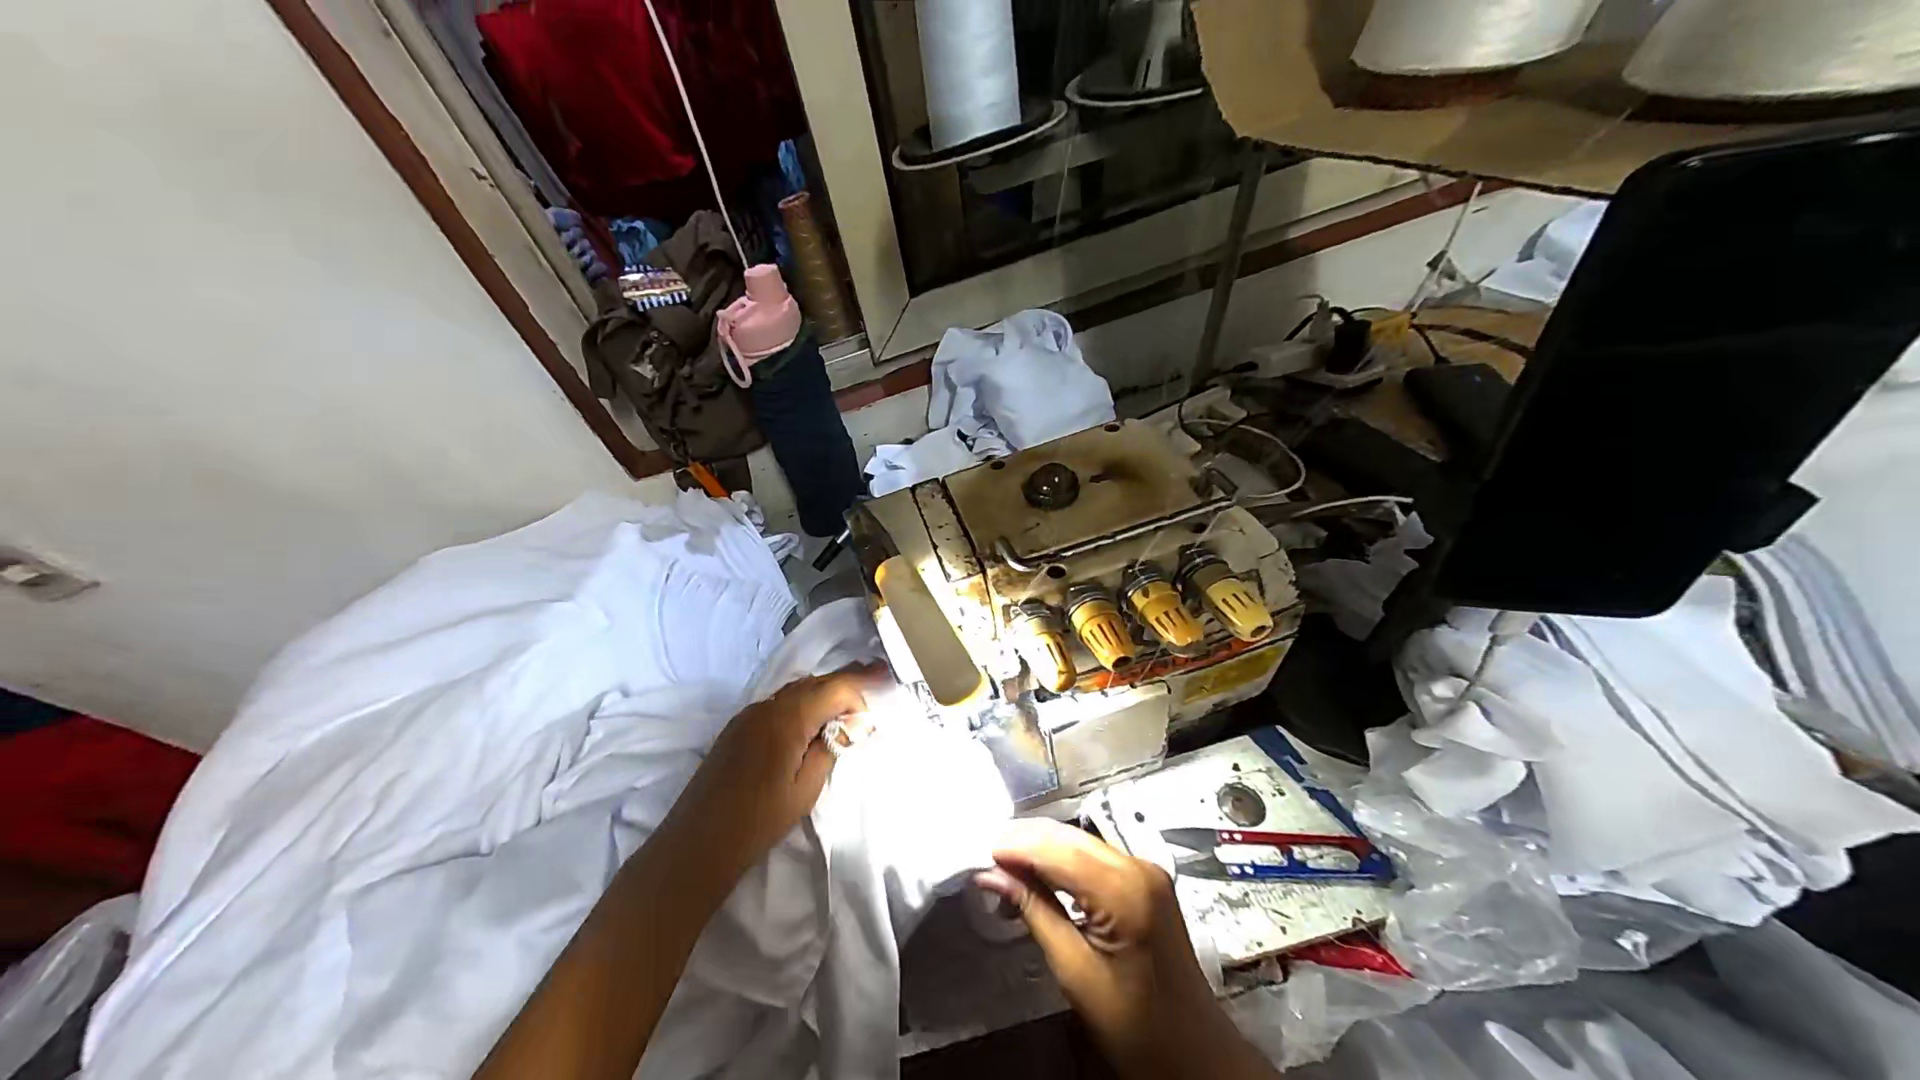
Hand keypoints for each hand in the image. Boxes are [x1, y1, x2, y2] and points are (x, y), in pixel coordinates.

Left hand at [662, 664, 886, 888]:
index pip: (833, 688)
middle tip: (876, 679)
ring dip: (823, 692)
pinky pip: (778, 703)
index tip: (881, 696)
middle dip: (845, 683)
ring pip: (795, 690)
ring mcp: (748, 715)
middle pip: (813, 682)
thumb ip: (830, 748)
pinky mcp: (737, 728)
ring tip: (849, 703)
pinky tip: (813, 720)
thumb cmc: (758, 821)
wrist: (697, 843)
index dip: (860, 690)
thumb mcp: (806, 788)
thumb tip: (852, 723)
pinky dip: (802, 703)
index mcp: (786, 719)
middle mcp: (766, 707)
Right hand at [977, 819, 1277, 1079]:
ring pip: (1080, 841)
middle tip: (987, 861)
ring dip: (1041, 850)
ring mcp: (1146, 870)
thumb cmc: (1134, 1025)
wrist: (1193, 1054)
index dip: (1016, 846)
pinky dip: (1062, 860)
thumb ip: (1034, 911)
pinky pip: (1094, 855)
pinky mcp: (1145, 879)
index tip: (981, 854)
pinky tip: (1039, 875)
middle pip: (1069, 837)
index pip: (1058, 848)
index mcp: (1125, 889)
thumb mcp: (1074, 970)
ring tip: (1004, 869)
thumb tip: (991, 874)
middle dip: (1025, 843)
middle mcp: (1138, 866)